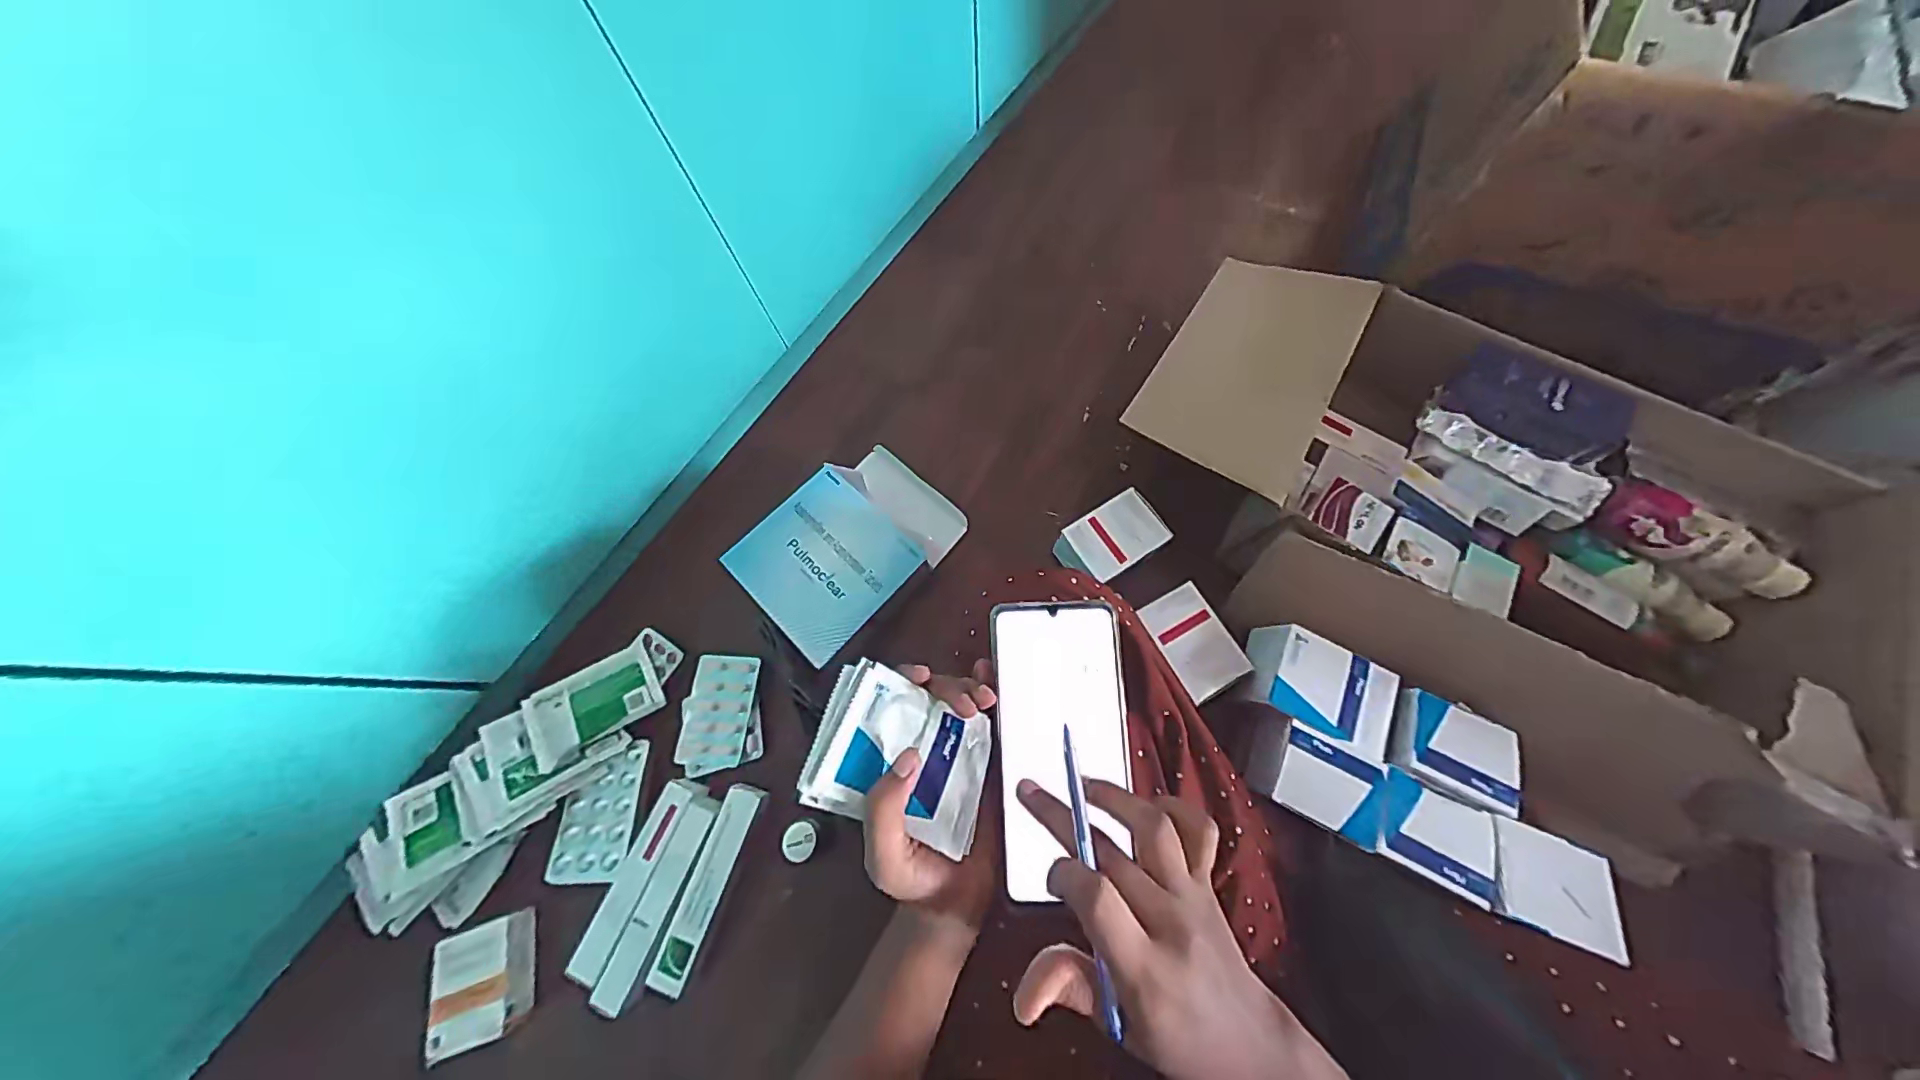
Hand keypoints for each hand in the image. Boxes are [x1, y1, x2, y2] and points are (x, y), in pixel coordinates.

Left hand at [862, 661, 998, 933]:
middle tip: (965, 704)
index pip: (892, 708)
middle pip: (932, 698)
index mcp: (893, 764)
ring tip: (985, 699)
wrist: (959, 909)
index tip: (919, 678)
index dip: (903, 683)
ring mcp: (959, 756)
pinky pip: (995, 727)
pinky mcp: (991, 767)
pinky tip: (999, 692)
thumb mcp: (883, 855)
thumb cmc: (914, 881)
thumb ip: (882, 811)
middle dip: (948, 688)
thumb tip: (906, 758)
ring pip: (963, 704)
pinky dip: (998, 702)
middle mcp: (925, 752)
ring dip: (974, 689)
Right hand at [1013, 779, 1345, 1079]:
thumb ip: (1070, 988)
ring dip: (1115, 798)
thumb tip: (1024, 995)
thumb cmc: (1178, 1037)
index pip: (1098, 898)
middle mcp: (1171, 922)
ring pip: (1154, 827)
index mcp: (1144, 968)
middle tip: (1032, 794)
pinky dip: (1173, 807)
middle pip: (1112, 851)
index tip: (1051, 876)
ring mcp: (1193, 897)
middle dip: (1062, 816)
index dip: (1064, 874)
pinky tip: (1145, 803)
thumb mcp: (1117, 1024)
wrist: (1251, 1045)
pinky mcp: (1207, 883)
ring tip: (1084, 787)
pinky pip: (1198, 831)